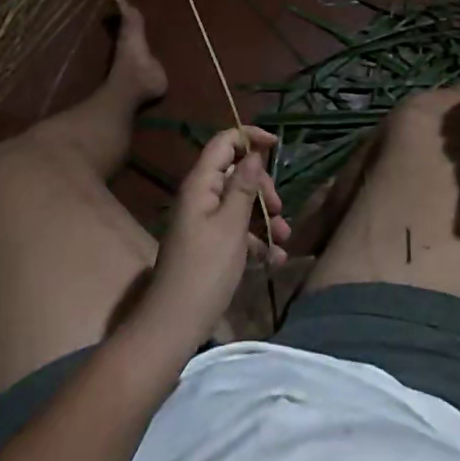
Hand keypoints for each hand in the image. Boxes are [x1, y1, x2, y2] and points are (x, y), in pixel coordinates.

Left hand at [143, 126, 290, 345]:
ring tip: (284, 240)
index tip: (277, 146)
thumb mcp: (231, 225)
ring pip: (240, 203)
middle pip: (236, 173)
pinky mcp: (209, 243)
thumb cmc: (205, 269)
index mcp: (200, 184)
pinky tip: (273, 260)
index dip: (250, 138)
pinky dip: (255, 239)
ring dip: (265, 217)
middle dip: (263, 188)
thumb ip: (244, 187)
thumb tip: (254, 154)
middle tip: (280, 209)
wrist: (175, 322)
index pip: (223, 142)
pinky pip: (236, 229)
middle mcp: (200, 196)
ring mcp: (203, 220)